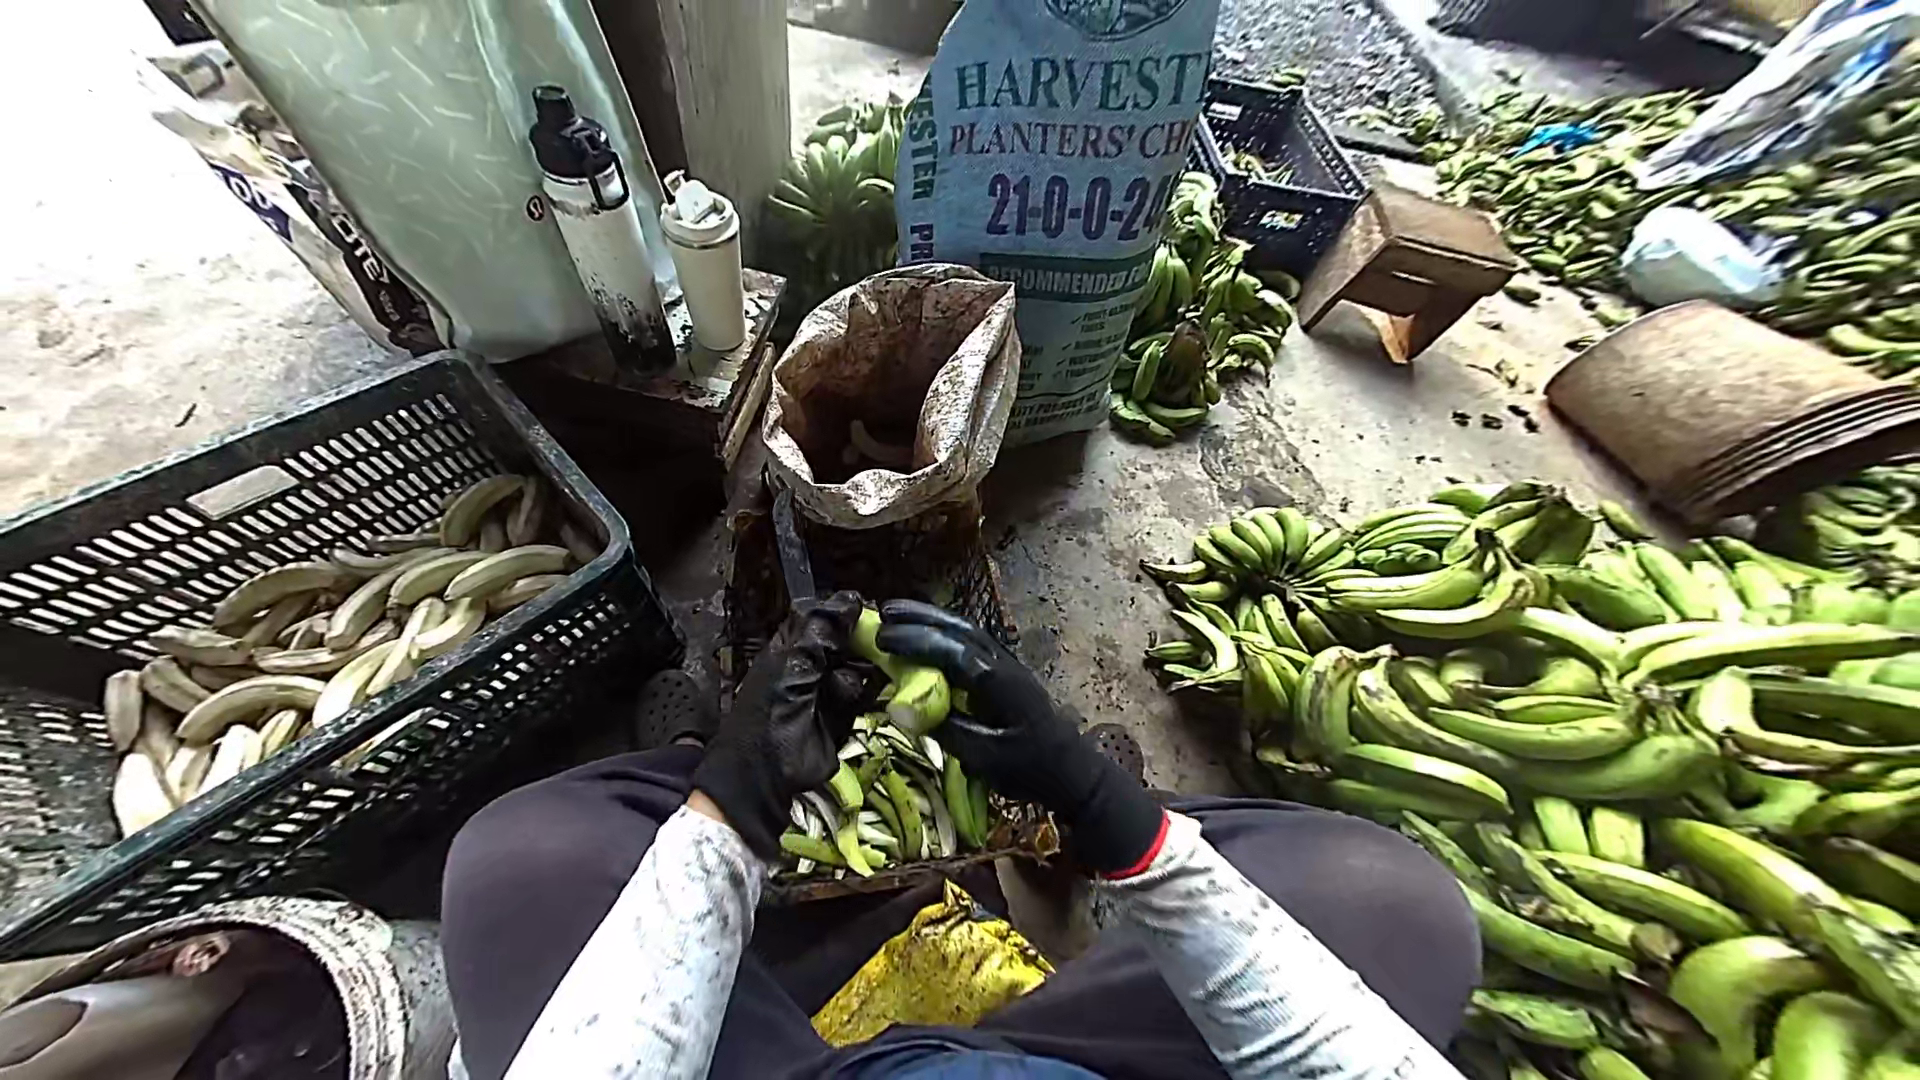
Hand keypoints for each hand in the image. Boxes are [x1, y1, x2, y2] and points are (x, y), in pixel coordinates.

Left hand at [692, 591, 866, 858]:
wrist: (766, 775)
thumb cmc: (769, 714)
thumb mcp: (794, 665)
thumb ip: (823, 632)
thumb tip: (851, 598)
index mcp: (793, 645)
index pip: (824, 617)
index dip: (845, 612)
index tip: (868, 610)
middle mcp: (813, 662)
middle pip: (848, 640)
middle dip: (860, 642)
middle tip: (874, 644)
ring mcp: (829, 688)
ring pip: (860, 666)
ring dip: (857, 673)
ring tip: (844, 686)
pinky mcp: (844, 713)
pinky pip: (862, 694)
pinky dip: (859, 696)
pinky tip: (849, 701)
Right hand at [875, 600, 1164, 874]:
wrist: (1070, 768)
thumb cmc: (1029, 767)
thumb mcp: (985, 758)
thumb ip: (945, 728)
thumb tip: (900, 708)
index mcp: (1000, 682)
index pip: (953, 651)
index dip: (917, 641)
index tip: (883, 639)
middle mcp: (1003, 662)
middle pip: (959, 630)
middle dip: (920, 618)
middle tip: (883, 611)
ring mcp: (1005, 662)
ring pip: (965, 630)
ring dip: (931, 619)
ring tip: (897, 613)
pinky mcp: (1003, 668)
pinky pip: (970, 640)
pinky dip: (943, 630)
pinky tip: (925, 632)